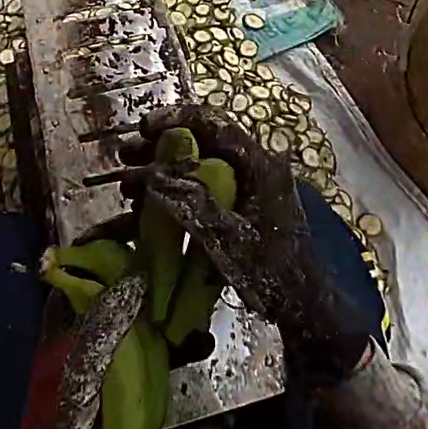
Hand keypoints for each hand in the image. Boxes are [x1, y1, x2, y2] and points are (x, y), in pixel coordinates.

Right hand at [124, 105, 371, 382]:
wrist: (303, 309)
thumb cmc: (273, 271)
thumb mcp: (230, 237)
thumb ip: (192, 203)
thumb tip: (153, 174)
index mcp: (256, 165)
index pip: (213, 123)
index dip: (174, 119)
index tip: (142, 128)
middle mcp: (248, 170)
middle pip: (196, 143)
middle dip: (156, 148)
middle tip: (124, 157)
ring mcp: (240, 191)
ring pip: (190, 169)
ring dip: (156, 174)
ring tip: (125, 188)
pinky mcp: (232, 212)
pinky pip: (193, 195)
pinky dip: (166, 200)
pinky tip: (138, 214)